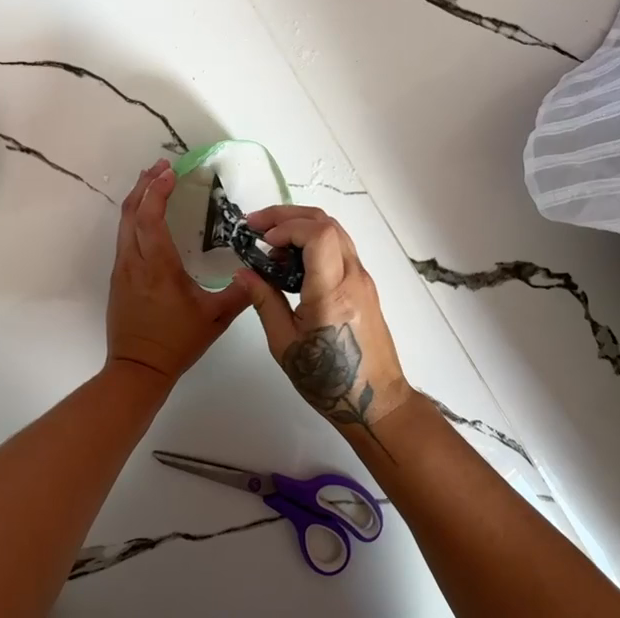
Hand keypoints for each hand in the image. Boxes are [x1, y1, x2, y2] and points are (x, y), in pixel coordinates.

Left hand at [106, 160, 252, 389]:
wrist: (137, 370)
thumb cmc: (177, 343)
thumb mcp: (216, 318)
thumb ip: (239, 292)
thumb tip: (257, 271)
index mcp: (157, 267)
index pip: (150, 217)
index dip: (158, 190)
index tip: (170, 171)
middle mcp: (134, 262)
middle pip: (131, 212)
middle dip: (144, 185)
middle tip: (162, 166)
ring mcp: (122, 269)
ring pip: (123, 223)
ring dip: (137, 199)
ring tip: (153, 182)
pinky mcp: (118, 278)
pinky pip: (124, 237)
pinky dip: (135, 217)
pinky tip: (148, 216)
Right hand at [237, 206, 414, 454]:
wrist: (377, 402)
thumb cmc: (327, 380)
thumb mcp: (285, 345)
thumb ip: (264, 302)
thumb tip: (242, 272)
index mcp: (332, 292)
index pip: (318, 234)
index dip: (286, 226)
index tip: (262, 241)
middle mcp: (352, 277)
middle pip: (326, 222)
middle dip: (288, 216)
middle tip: (256, 226)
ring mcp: (363, 279)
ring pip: (335, 231)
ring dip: (302, 225)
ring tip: (270, 242)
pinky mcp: (365, 286)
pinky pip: (339, 248)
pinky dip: (314, 241)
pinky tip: (292, 261)